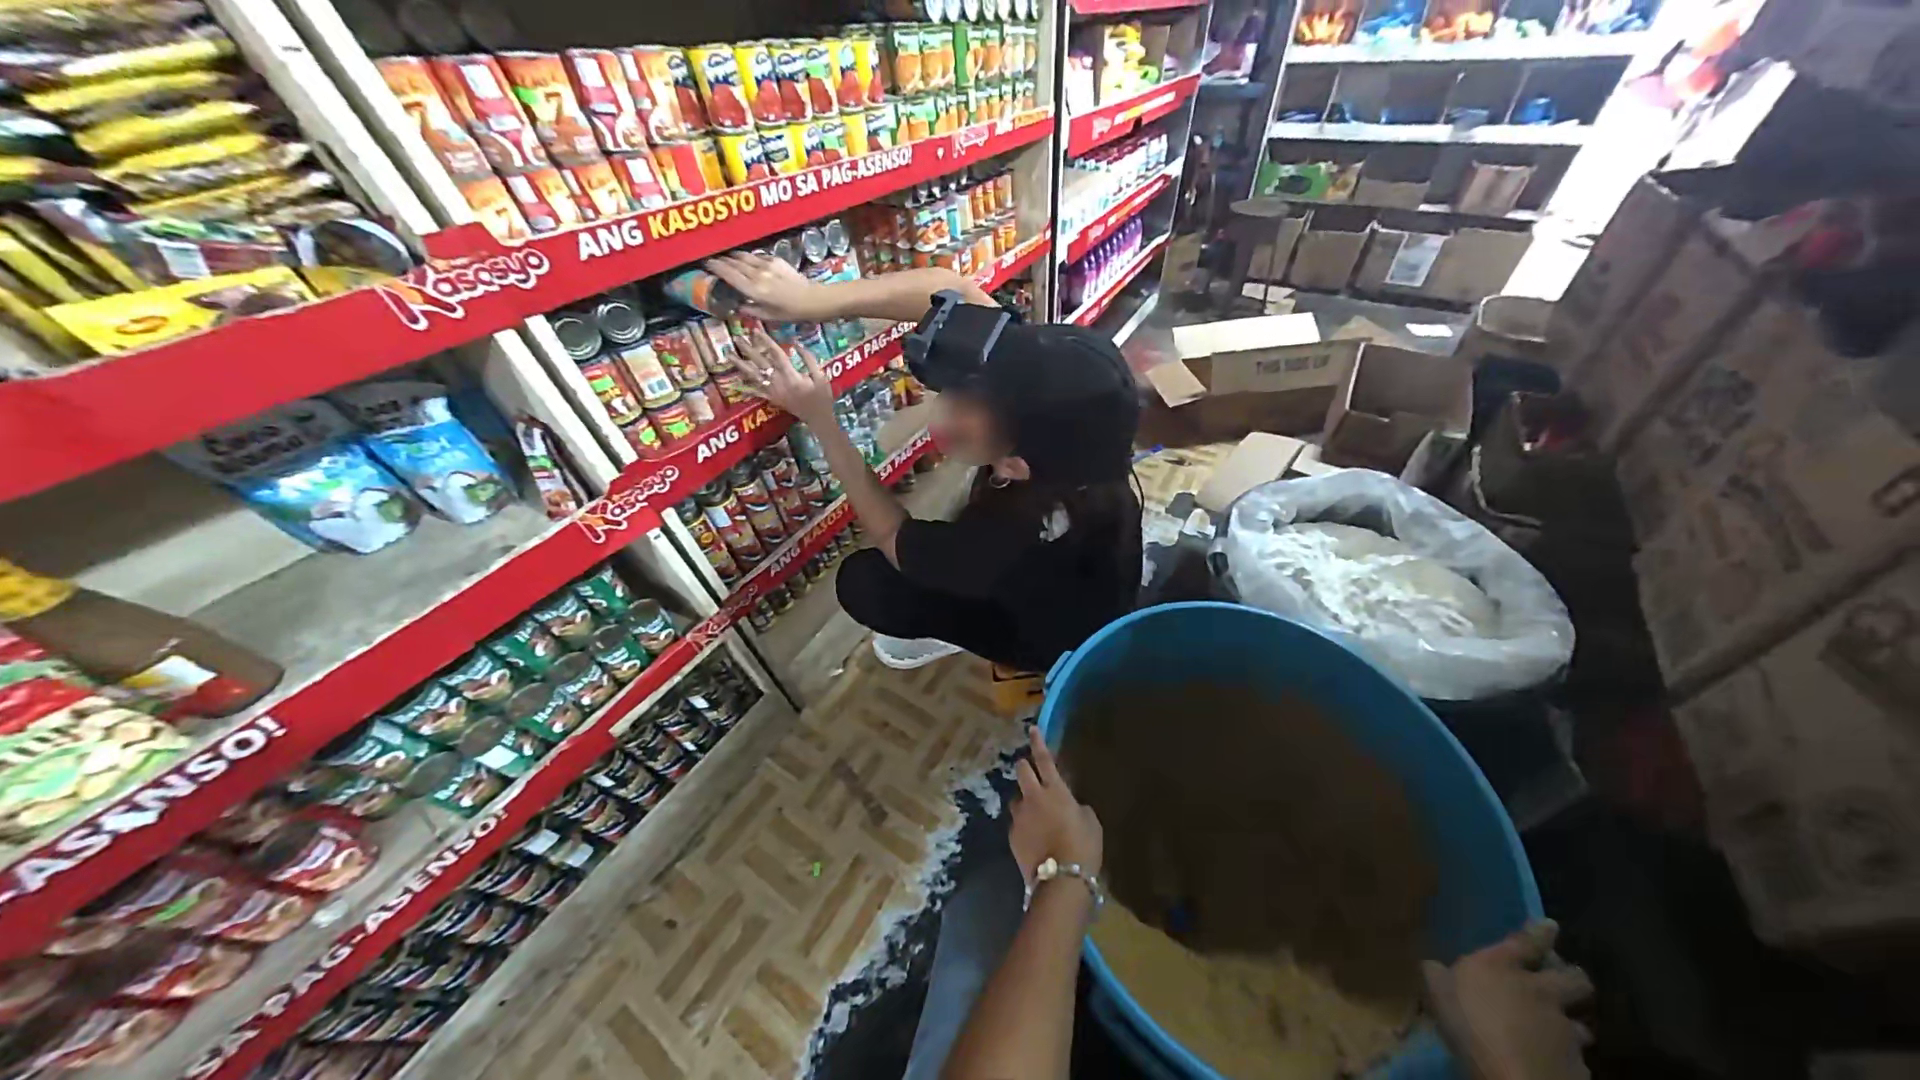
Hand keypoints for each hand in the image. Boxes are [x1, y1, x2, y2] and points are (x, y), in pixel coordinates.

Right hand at [706, 252, 833, 321]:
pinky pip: (758, 256)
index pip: (729, 275)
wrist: (813, 299)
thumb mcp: (769, 316)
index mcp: (754, 290)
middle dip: (722, 260)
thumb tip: (737, 305)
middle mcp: (757, 274)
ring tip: (727, 258)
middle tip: (713, 260)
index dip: (715, 268)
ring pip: (745, 256)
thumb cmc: (792, 312)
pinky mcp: (777, 260)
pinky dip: (750, 257)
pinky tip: (748, 260)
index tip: (706, 264)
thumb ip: (751, 309)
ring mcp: (767, 265)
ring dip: (734, 256)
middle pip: (734, 263)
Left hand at [735, 328, 835, 426]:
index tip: (756, 330)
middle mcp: (778, 381)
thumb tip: (797, 344)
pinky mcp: (771, 398)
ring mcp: (772, 391)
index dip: (765, 341)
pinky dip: (744, 386)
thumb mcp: (821, 376)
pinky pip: (755, 391)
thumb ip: (809, 359)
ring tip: (729, 354)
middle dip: (748, 349)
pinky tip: (734, 380)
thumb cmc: (822, 397)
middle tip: (737, 337)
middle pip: (760, 362)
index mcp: (791, 375)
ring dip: (740, 364)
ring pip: (753, 375)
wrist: (817, 418)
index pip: (775, 353)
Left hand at [1010, 726, 1102, 888]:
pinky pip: (1017, 822)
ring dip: (1025, 799)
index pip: (1044, 759)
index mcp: (1055, 790)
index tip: (1032, 729)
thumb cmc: (1083, 848)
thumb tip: (1069, 806)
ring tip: (1036, 813)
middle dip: (1024, 766)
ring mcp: (1019, 817)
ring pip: (1017, 798)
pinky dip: (1024, 823)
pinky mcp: (1012, 835)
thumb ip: (1077, 807)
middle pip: (1021, 770)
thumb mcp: (1090, 822)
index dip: (1038, 742)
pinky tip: (1034, 836)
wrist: (1060, 881)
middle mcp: (1032, 797)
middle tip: (1031, 771)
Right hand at [1425, 920, 1593, 1079]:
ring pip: (1580, 1024)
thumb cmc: (1469, 1023)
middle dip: (1573, 977)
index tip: (1551, 925)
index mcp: (1503, 967)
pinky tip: (1552, 1063)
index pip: (1527, 942)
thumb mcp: (1437, 992)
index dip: (1540, 932)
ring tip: (1560, 1033)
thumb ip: (1436, 974)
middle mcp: (1541, 992)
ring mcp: (1565, 1030)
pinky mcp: (1580, 1066)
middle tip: (1567, 981)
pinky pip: (1576, 1058)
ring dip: (1571, 1025)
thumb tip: (1432, 963)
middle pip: (1573, 979)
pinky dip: (1566, 1059)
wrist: (1514, 1076)